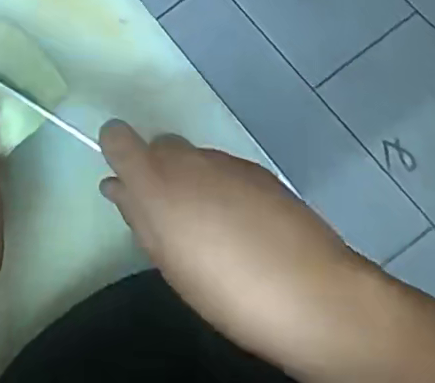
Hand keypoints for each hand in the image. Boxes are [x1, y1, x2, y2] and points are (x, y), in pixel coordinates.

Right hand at [99, 121, 373, 363]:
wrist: (318, 298)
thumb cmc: (228, 290)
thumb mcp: (169, 262)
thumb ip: (138, 217)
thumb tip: (117, 187)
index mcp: (154, 179)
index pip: (116, 136)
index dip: (119, 154)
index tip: (129, 185)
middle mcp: (185, 158)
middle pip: (158, 147)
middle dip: (161, 172)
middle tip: (176, 219)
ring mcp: (225, 162)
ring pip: (195, 161)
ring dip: (196, 183)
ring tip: (220, 231)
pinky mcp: (259, 172)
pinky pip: (227, 172)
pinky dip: (228, 191)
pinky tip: (249, 230)